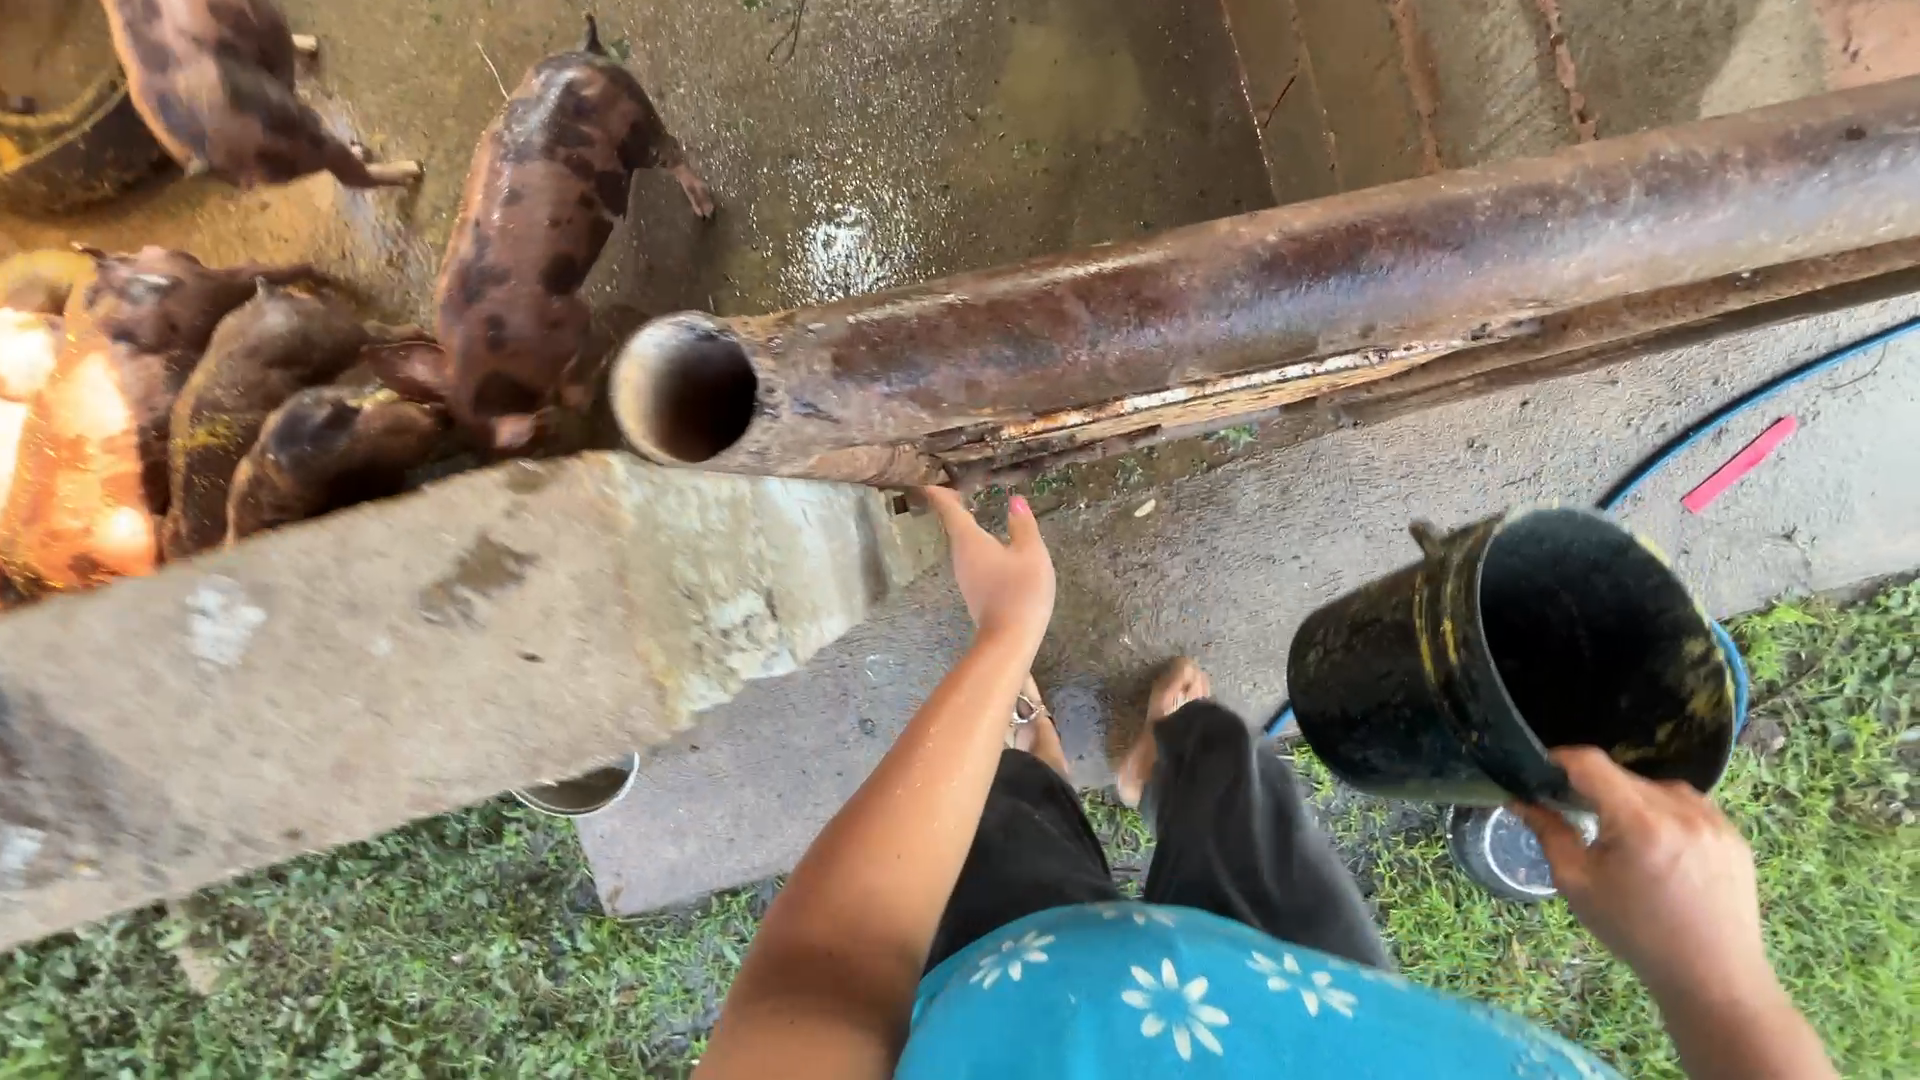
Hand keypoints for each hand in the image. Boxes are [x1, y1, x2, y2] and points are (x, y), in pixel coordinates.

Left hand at [920, 487, 1054, 645]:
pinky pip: (970, 555)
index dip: (938, 489)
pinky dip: (974, 539)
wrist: (1009, 639)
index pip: (948, 508)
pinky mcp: (974, 588)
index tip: (929, 474)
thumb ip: (1023, 525)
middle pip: (952, 523)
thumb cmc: (1020, 591)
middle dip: (952, 503)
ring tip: (972, 504)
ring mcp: (965, 574)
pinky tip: (986, 538)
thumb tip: (1015, 500)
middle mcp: (960, 555)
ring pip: (961, 541)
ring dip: (964, 522)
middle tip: (958, 483)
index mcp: (969, 540)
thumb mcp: (1031, 553)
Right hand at [1512, 747, 1773, 1004]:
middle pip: (1621, 775)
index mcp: (1640, 823)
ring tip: (1616, 826)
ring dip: (1627, 796)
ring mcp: (1715, 824)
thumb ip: (1548, 831)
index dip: (1559, 759)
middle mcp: (1682, 813)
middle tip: (1570, 808)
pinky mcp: (1734, 837)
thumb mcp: (1576, 881)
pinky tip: (1653, 838)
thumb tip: (1519, 799)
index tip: (1539, 771)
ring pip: (1653, 786)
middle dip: (1590, 785)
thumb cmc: (1635, 931)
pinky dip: (1661, 809)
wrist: (1715, 979)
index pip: (1591, 764)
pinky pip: (1687, 803)